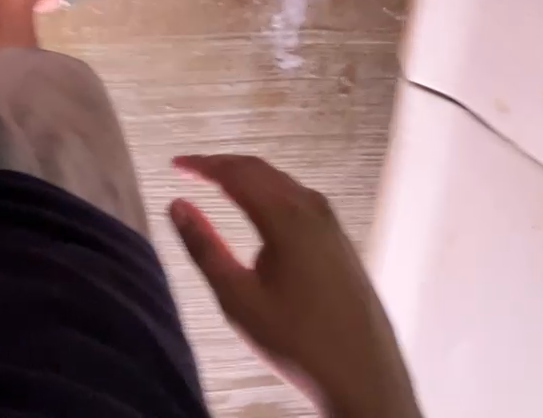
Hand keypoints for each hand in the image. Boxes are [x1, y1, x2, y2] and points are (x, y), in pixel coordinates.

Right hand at [171, 155, 419, 417]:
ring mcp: (330, 221)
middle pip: (258, 169)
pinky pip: (295, 196)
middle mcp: (311, 207)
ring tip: (216, 182)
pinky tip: (257, 206)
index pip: (235, 173)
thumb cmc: (297, 342)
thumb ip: (203, 247)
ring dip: (245, 175)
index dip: (202, 165)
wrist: (366, 379)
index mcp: (285, 216)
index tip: (176, 164)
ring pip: (279, 181)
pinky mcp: (339, 236)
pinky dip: (267, 190)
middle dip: (221, 164)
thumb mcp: (238, 299)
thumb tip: (177, 205)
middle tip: (190, 170)